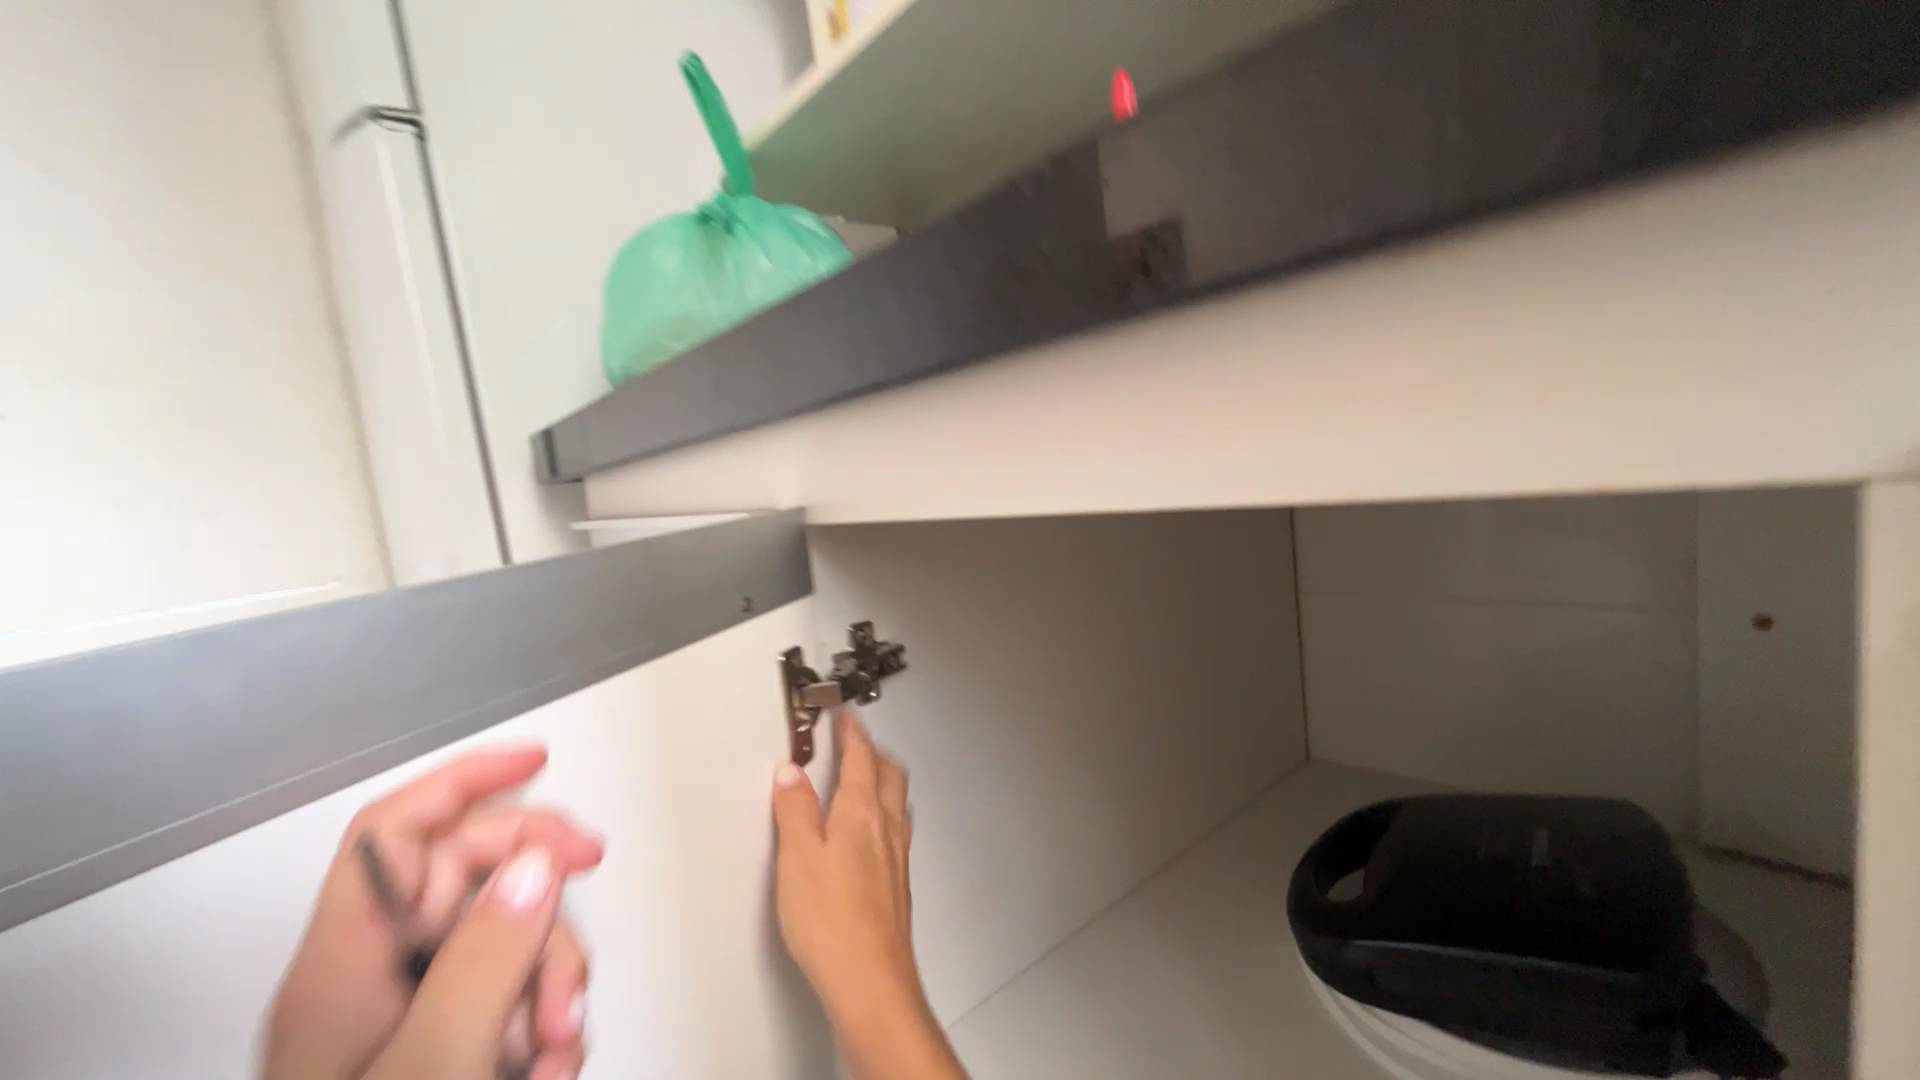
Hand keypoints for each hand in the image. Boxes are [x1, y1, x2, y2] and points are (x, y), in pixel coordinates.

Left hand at [263, 746, 602, 1079]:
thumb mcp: (434, 1071)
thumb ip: (484, 961)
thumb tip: (536, 865)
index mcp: (344, 968)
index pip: (398, 833)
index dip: (464, 781)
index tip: (538, 758)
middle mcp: (378, 975)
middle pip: (474, 877)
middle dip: (543, 901)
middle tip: (580, 937)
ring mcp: (418, 1009)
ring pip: (513, 936)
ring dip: (555, 980)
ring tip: (556, 1049)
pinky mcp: (452, 1039)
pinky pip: (519, 989)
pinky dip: (549, 1017)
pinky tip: (550, 1065)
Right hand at [771, 709, 966, 1079]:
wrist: (869, 977)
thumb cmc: (833, 920)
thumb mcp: (797, 856)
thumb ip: (794, 810)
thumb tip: (790, 773)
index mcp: (860, 812)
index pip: (860, 757)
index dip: (852, 731)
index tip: (846, 714)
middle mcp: (885, 827)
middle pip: (888, 773)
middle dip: (873, 750)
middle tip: (857, 739)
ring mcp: (896, 855)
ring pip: (896, 801)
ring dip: (882, 778)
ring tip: (868, 774)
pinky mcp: (896, 883)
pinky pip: (896, 829)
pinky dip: (885, 812)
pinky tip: (875, 830)